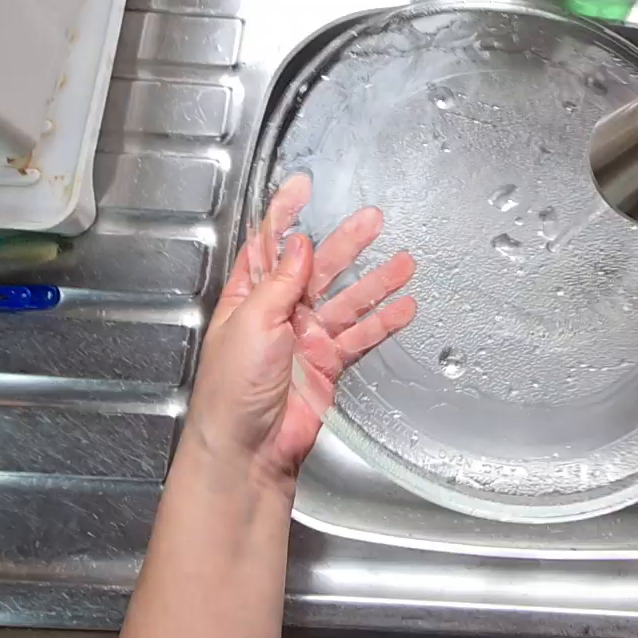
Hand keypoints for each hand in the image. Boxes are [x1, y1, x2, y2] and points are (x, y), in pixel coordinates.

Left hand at [185, 174, 417, 487]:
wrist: (248, 452)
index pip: (269, 244)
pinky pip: (360, 335)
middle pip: (318, 267)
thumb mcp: (253, 324)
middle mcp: (280, 312)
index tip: (303, 186)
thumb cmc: (233, 390)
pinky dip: (383, 322)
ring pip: (348, 299)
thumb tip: (300, 243)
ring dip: (375, 281)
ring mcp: (307, 337)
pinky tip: (404, 307)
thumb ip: (280, 283)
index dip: (285, 213)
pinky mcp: (329, 363)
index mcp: (250, 297)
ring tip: (405, 262)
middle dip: (346, 242)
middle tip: (374, 219)